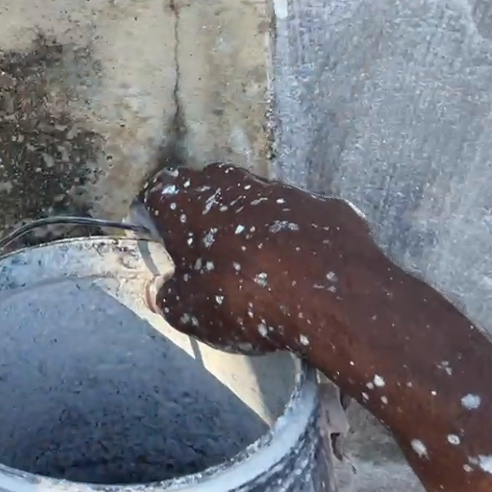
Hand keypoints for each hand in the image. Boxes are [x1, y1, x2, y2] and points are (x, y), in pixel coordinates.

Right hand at [138, 163, 388, 354]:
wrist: (336, 300)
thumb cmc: (240, 296)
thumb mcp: (187, 310)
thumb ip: (166, 296)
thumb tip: (159, 291)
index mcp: (180, 198)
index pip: (154, 195)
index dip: (156, 219)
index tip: (164, 243)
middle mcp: (224, 181)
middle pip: (203, 188)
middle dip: (203, 213)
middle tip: (208, 252)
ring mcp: (278, 188)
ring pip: (253, 199)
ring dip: (249, 221)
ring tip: (259, 262)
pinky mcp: (324, 205)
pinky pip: (299, 218)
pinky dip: (295, 235)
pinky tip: (304, 267)